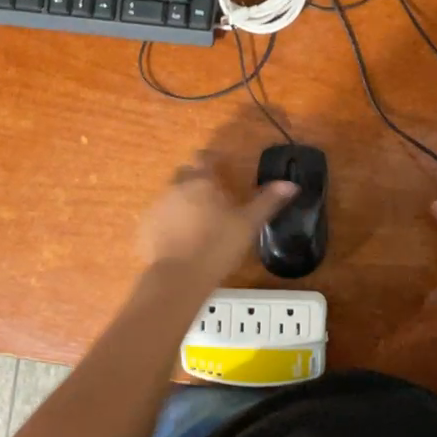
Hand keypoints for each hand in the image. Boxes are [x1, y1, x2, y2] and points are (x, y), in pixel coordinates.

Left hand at [139, 160, 296, 285]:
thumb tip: (291, 184)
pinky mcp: (146, 227)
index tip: (224, 172)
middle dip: (199, 183)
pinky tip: (181, 241)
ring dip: (184, 203)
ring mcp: (157, 206)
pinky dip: (170, 223)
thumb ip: (268, 201)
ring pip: (172, 196)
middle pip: (187, 175)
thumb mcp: (248, 224)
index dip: (214, 162)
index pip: (205, 158)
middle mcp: (175, 187)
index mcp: (201, 181)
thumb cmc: (218, 246)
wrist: (178, 278)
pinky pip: (160, 218)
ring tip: (199, 225)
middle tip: (215, 202)